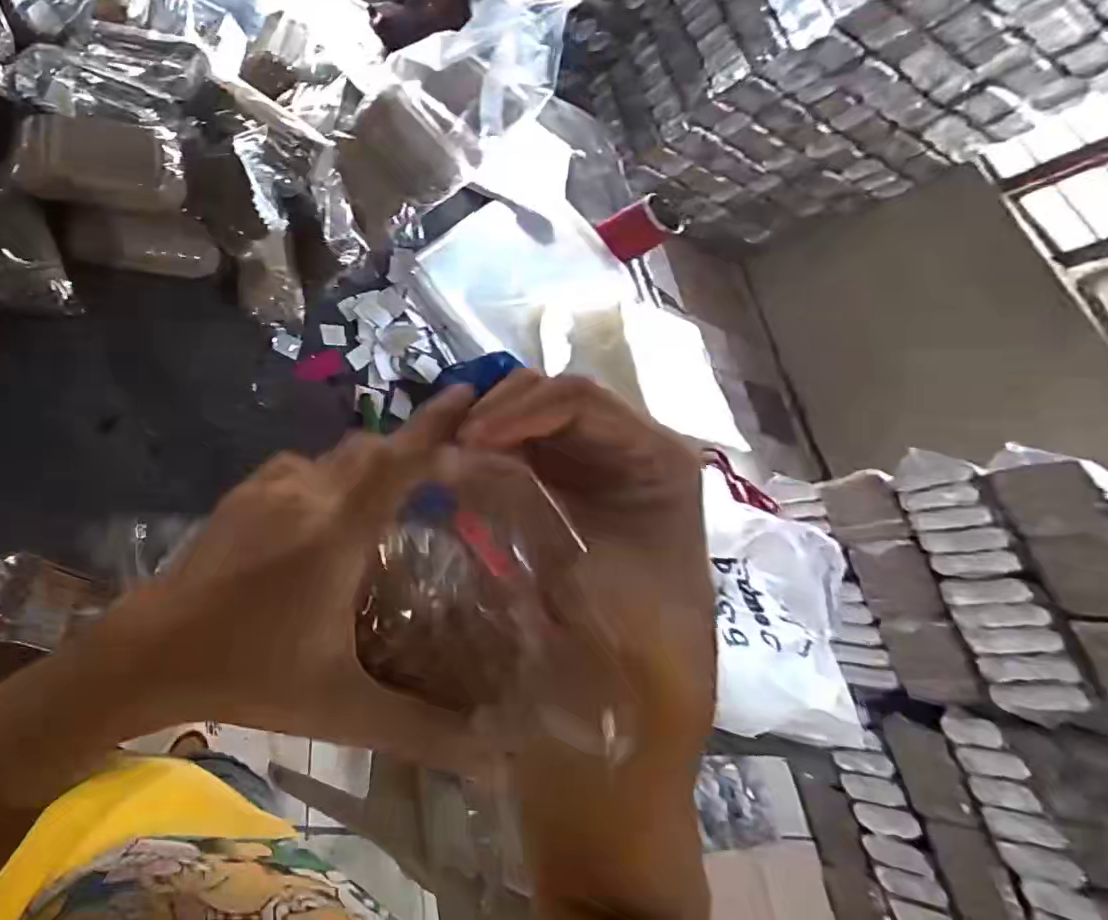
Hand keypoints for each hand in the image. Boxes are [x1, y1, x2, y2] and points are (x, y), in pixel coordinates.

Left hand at [92, 386, 491, 773]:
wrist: (153, 649)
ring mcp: (269, 486)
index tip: (467, 393)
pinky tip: (321, 520)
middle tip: (438, 476)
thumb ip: (419, 729)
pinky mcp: (242, 492)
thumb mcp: (341, 705)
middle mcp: (307, 491)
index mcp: (338, 529)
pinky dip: (327, 480)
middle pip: (370, 449)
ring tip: (382, 508)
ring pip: (334, 457)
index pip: (400, 460)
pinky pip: (300, 468)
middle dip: (407, 450)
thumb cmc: (250, 673)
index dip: (437, 424)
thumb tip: (491, 757)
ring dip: (366, 469)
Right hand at [454, 371, 714, 759]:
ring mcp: (596, 467)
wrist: (636, 709)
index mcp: (656, 457)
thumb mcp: (570, 557)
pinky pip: (522, 449)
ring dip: (488, 427)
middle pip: (553, 398)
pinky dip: (487, 450)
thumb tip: (455, 451)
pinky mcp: (567, 487)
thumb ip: (513, 494)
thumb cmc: (621, 639)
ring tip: (451, 455)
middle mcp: (630, 450)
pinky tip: (460, 466)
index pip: (578, 400)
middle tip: (451, 447)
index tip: (467, 442)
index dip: (515, 410)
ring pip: (532, 416)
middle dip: (497, 413)